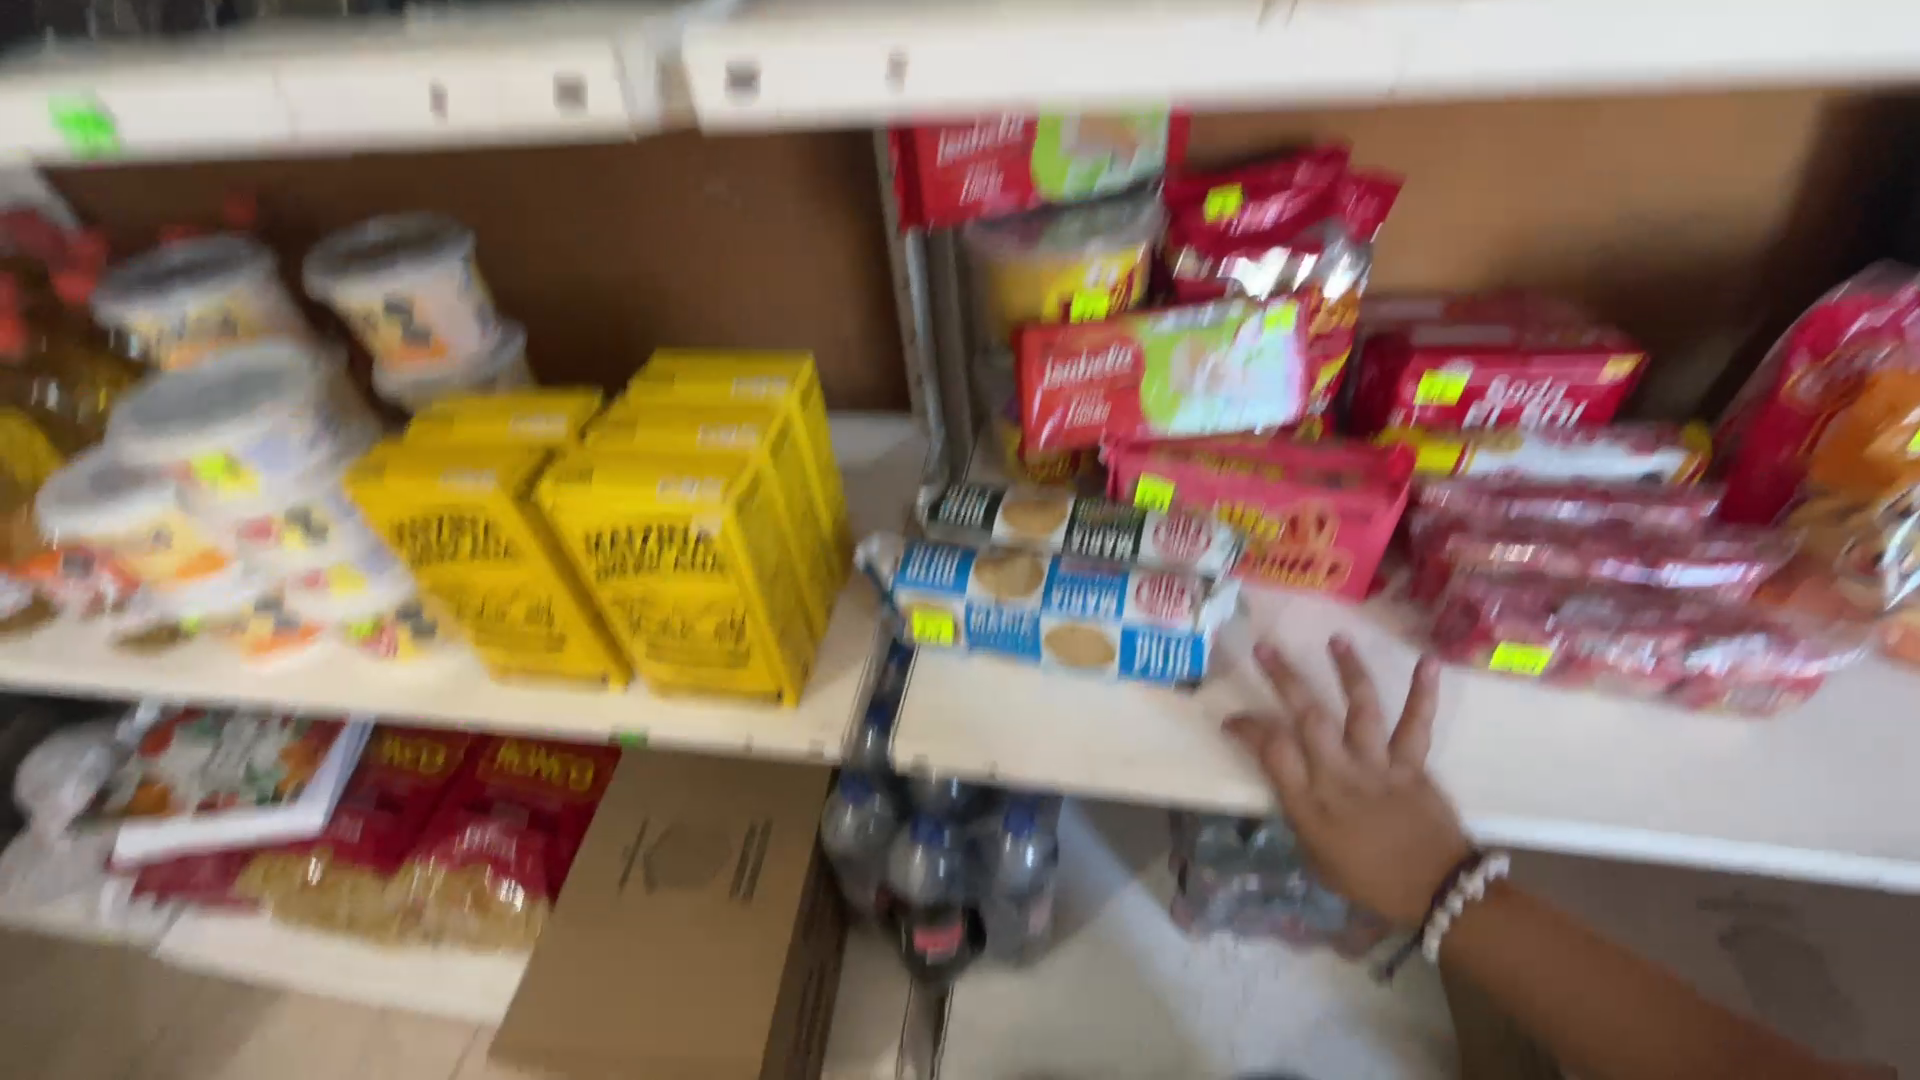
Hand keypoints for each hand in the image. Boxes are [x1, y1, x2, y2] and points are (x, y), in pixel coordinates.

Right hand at [1223, 635, 1469, 927]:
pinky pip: (1417, 726)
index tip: (1231, 719)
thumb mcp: (1315, 856)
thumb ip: (1298, 812)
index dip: (1248, 727)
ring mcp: (1379, 767)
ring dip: (1348, 671)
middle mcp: (1341, 777)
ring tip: (1336, 639)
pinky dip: (1423, 694)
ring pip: (1360, 710)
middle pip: (1309, 718)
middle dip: (1285, 680)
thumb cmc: (1368, 880)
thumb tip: (1285, 778)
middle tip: (1265, 648)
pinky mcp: (1413, 766)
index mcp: (1311, 803)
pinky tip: (1427, 664)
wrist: (1438, 894)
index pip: (1271, 751)